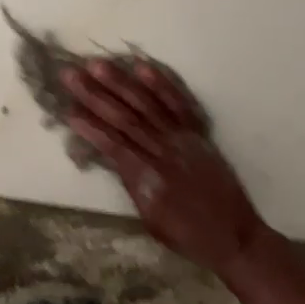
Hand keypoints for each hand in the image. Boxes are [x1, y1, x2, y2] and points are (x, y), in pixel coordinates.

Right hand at [63, 59, 266, 277]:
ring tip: (98, 64)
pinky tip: (143, 68)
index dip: (89, 126)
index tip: (68, 109)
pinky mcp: (198, 133)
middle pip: (123, 118)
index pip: (112, 145)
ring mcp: (182, 139)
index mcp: (148, 179)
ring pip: (146, 105)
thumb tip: (110, 155)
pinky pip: (179, 104)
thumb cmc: (188, 237)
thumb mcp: (151, 220)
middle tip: (70, 74)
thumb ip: (132, 184)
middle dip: (94, 95)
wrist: (236, 238)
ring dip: (120, 83)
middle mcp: (163, 152)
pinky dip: (161, 85)